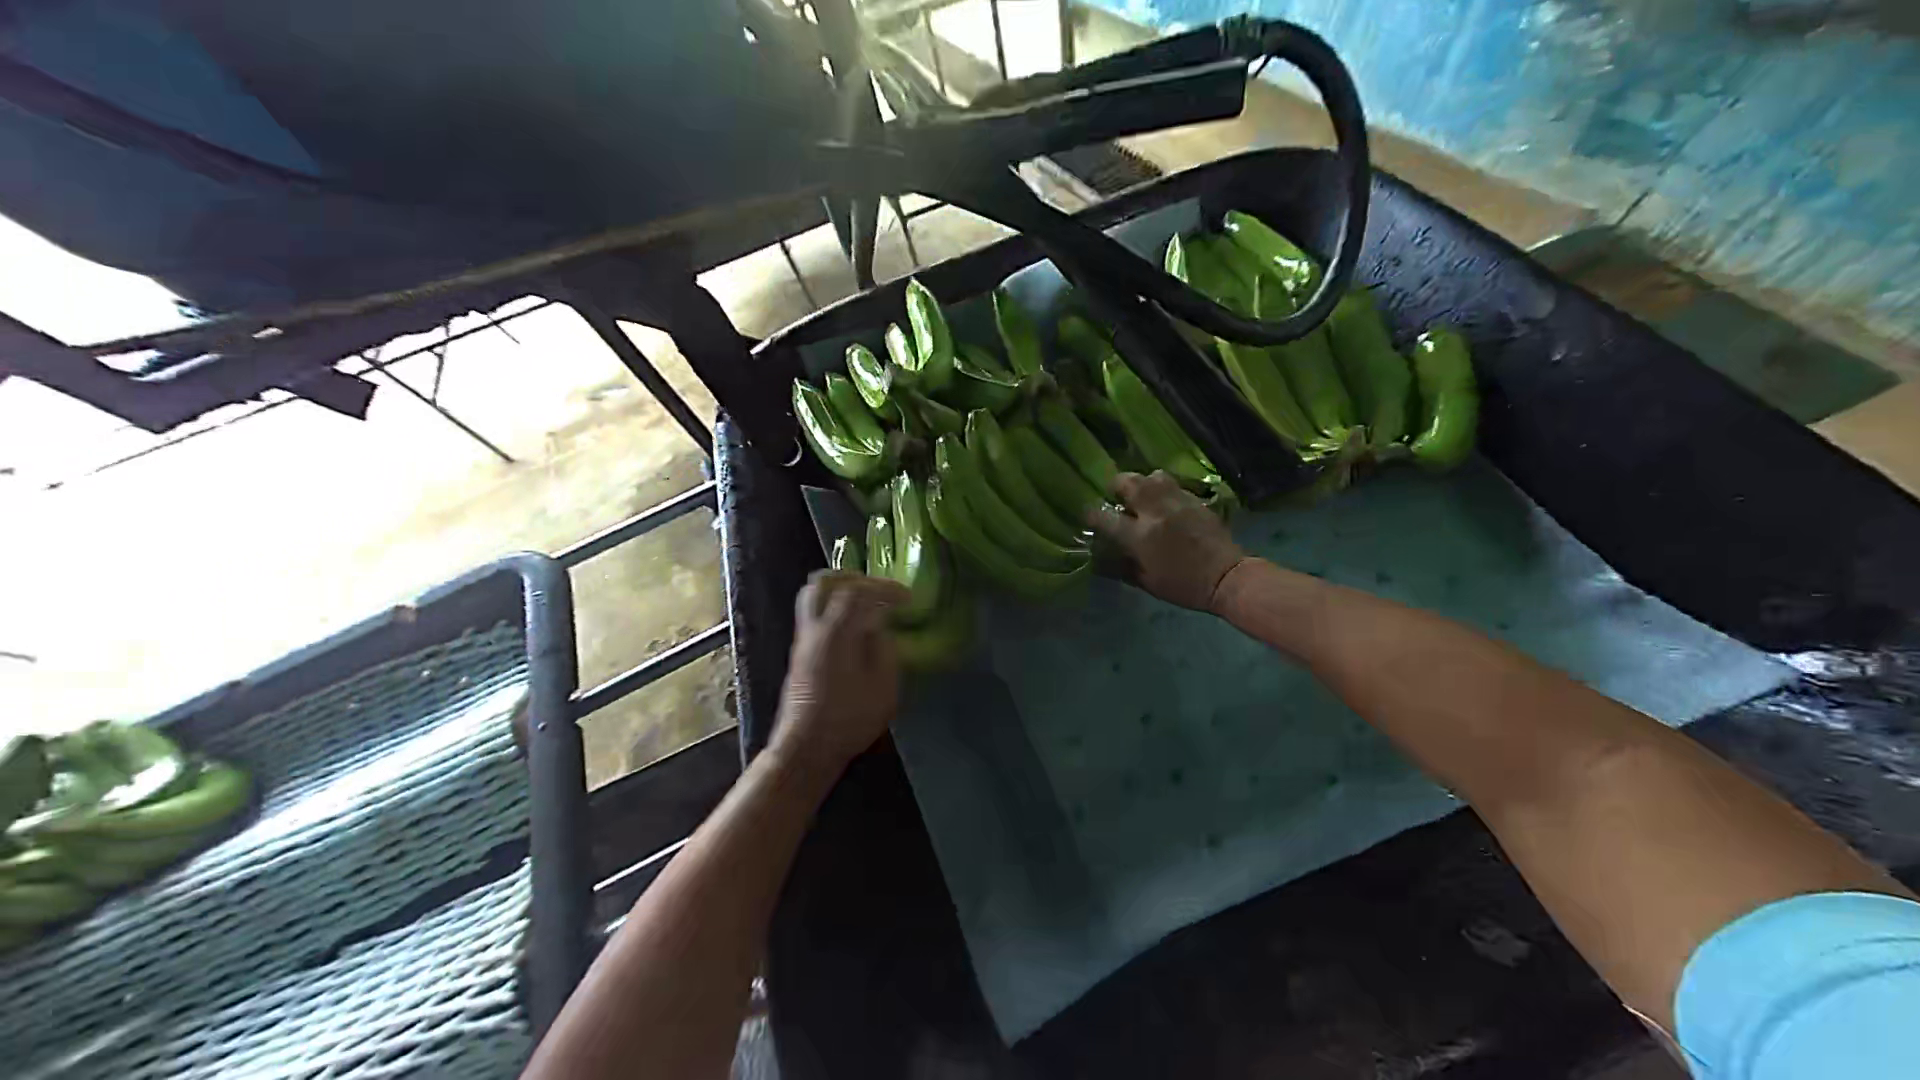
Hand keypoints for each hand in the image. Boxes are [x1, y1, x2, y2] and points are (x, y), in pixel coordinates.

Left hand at [772, 570, 910, 774]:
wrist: (806, 748)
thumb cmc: (849, 719)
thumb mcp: (883, 686)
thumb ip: (884, 648)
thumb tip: (879, 627)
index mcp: (836, 632)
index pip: (858, 592)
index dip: (885, 588)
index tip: (907, 597)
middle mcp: (814, 629)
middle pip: (824, 583)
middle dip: (854, 579)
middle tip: (879, 590)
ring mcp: (802, 640)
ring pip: (813, 596)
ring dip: (840, 592)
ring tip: (866, 604)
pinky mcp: (799, 654)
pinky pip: (813, 614)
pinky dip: (833, 608)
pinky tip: (853, 628)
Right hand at [1088, 471, 1247, 611]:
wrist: (1227, 577)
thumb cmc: (1184, 586)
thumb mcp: (1147, 583)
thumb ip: (1123, 566)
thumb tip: (1103, 557)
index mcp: (1140, 536)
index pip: (1105, 517)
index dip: (1092, 515)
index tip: (1089, 515)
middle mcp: (1155, 512)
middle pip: (1128, 482)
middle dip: (1117, 488)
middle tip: (1118, 500)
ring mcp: (1177, 502)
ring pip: (1152, 476)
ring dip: (1143, 484)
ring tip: (1143, 497)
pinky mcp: (1195, 500)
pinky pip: (1173, 485)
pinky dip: (1163, 491)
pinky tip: (1166, 504)